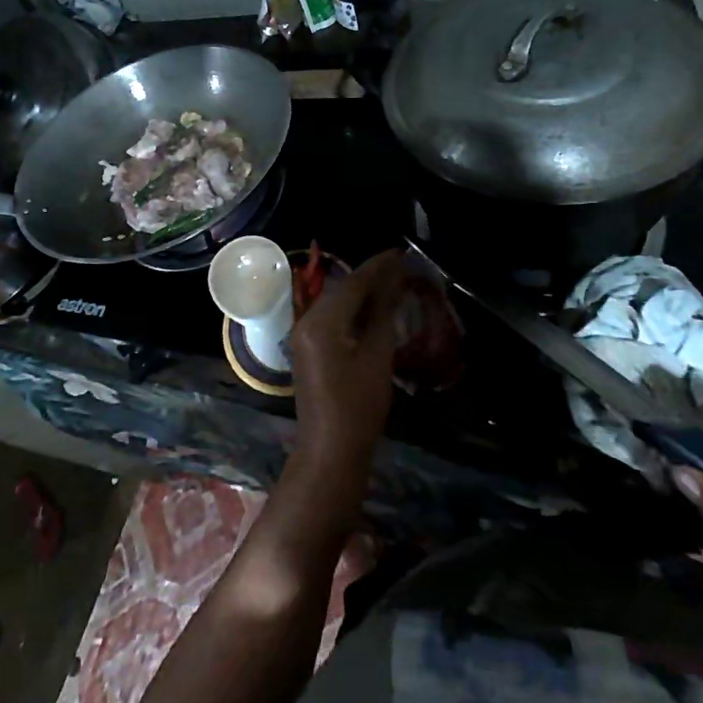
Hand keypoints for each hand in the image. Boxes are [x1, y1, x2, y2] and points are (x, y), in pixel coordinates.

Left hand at [288, 249, 407, 467]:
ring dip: (361, 292)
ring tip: (391, 282)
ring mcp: (302, 336)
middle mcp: (306, 322)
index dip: (378, 266)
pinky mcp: (306, 349)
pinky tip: (372, 309)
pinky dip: (351, 310)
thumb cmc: (358, 406)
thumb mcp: (377, 357)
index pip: (353, 283)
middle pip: (341, 289)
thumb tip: (393, 281)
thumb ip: (383, 314)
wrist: (330, 450)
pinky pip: (330, 318)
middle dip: (370, 276)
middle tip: (401, 267)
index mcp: (321, 322)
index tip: (401, 252)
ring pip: (334, 303)